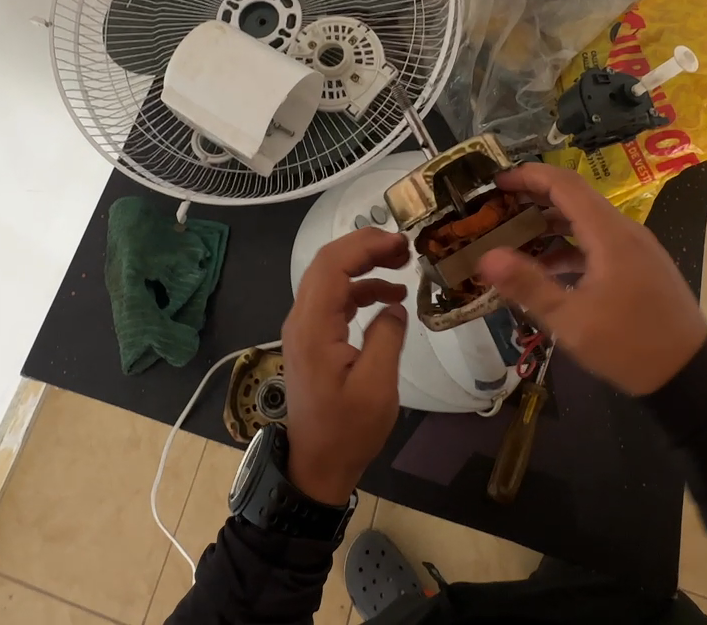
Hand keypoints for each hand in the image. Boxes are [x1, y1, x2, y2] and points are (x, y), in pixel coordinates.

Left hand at [281, 227, 409, 505]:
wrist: (316, 465)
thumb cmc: (347, 430)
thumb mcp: (377, 387)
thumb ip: (387, 337)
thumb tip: (394, 305)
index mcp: (313, 326)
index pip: (331, 265)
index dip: (364, 245)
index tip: (400, 242)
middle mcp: (302, 319)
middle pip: (327, 264)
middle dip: (365, 247)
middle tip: (404, 247)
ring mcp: (304, 328)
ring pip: (330, 279)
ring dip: (364, 266)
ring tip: (402, 266)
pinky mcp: (313, 338)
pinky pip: (334, 299)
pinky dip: (360, 289)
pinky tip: (389, 297)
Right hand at [478, 163, 706, 396]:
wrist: (691, 375)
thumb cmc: (629, 345)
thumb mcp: (571, 320)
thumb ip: (528, 285)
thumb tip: (486, 258)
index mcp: (609, 235)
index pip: (564, 185)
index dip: (529, 176)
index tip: (496, 182)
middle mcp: (625, 231)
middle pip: (576, 197)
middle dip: (535, 196)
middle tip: (498, 206)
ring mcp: (636, 248)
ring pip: (587, 219)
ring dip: (551, 221)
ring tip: (515, 234)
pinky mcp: (640, 265)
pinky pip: (599, 240)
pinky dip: (570, 244)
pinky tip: (548, 267)